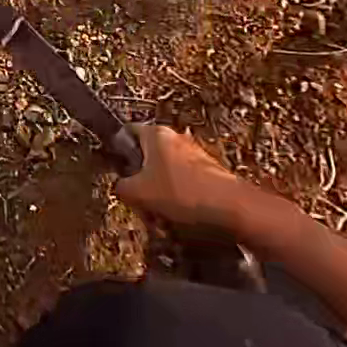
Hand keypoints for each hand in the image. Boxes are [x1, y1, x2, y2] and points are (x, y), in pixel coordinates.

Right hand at [116, 124, 299, 236]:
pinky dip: (179, 195)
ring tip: (158, 212)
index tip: (114, 168)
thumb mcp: (138, 193)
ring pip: (166, 168)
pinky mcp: (211, 171)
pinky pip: (185, 180)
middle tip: (137, 196)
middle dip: (140, 175)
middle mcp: (175, 137)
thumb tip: (119, 186)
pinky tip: (179, 215)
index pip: (127, 131)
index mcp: (155, 133)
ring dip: (159, 188)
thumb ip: (121, 186)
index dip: (117, 148)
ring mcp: (195, 153)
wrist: (232, 208)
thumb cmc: (180, 193)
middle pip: (147, 152)